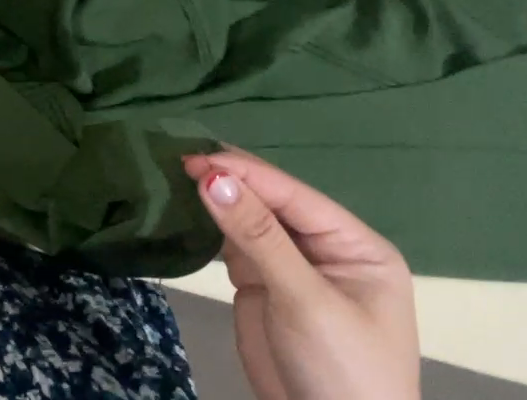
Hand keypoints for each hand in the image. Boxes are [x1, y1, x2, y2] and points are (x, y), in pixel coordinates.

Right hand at [184, 152, 419, 399]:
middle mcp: (324, 247)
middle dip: (227, 179)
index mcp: (355, 245)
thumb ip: (258, 236)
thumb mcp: (304, 300)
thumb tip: (211, 177)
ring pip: (247, 216)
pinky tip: (182, 203)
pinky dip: (208, 221)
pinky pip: (232, 239)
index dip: (244, 174)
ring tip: (171, 170)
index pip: (293, 195)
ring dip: (214, 196)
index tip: (193, 158)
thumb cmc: (340, 368)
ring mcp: (290, 263)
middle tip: (175, 157)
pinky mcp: (260, 281)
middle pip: (270, 200)